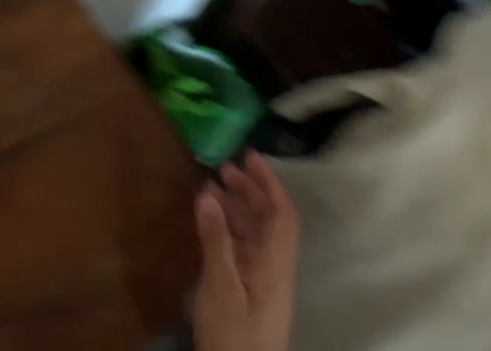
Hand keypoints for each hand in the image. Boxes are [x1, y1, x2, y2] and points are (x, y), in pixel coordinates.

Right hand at [193, 151, 298, 350]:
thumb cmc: (234, 337)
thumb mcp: (221, 287)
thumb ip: (216, 239)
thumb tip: (208, 193)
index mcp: (276, 266)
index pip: (283, 216)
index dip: (270, 184)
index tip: (250, 157)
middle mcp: (275, 270)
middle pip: (270, 222)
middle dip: (251, 191)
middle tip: (224, 167)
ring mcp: (263, 284)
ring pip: (255, 236)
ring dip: (237, 209)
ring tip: (210, 188)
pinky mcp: (250, 294)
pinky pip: (244, 251)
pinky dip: (228, 231)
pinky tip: (210, 223)